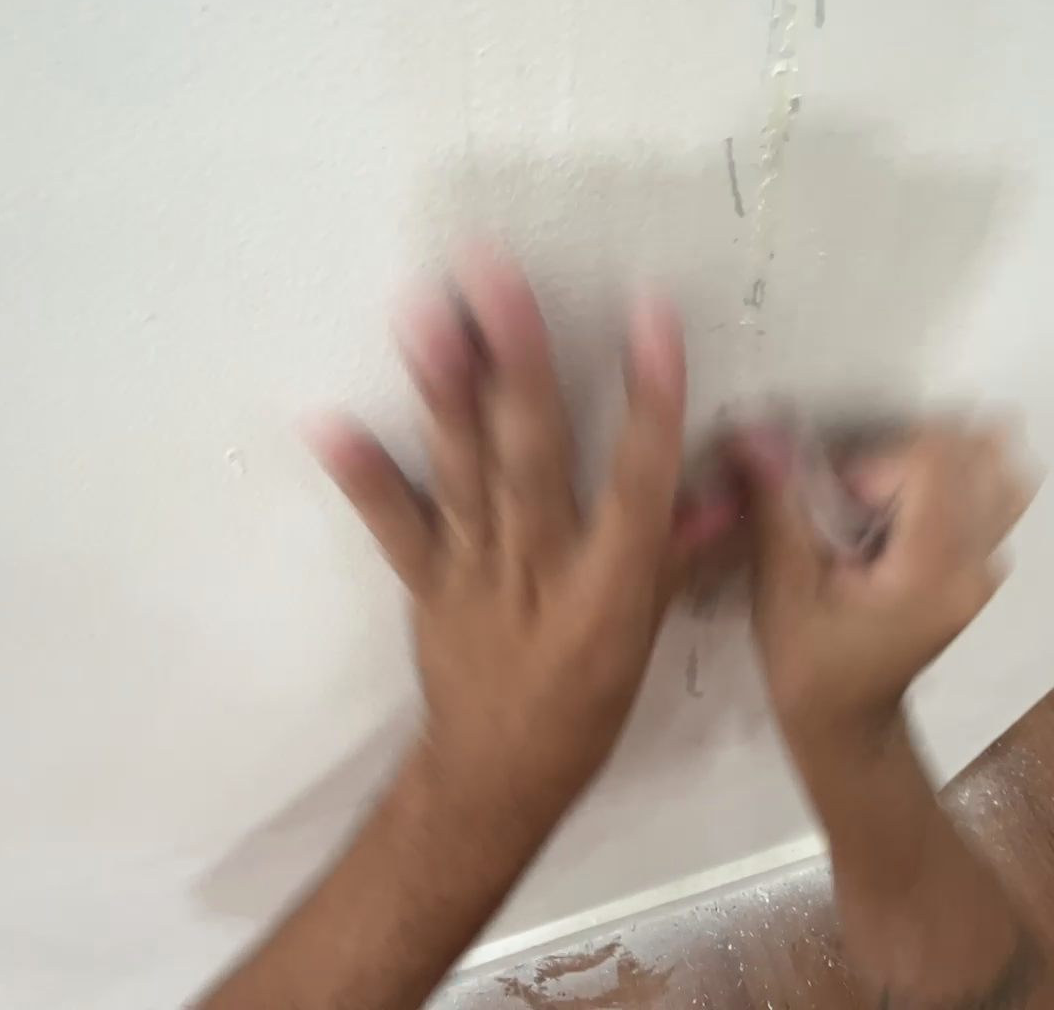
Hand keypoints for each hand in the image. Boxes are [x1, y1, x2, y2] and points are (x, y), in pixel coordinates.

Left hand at [307, 249, 731, 813]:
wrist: (497, 775)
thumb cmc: (587, 704)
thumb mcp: (647, 637)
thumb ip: (681, 554)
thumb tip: (728, 486)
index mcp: (611, 587)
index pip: (640, 481)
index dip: (650, 399)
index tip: (651, 315)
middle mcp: (541, 568)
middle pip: (533, 459)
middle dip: (519, 365)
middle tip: (494, 277)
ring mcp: (474, 573)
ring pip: (464, 475)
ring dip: (444, 392)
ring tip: (426, 314)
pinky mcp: (426, 582)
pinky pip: (395, 527)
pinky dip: (364, 476)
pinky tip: (326, 422)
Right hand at [732, 419, 1035, 754]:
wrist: (847, 724)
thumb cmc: (808, 663)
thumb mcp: (780, 588)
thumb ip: (777, 507)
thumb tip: (755, 437)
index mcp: (931, 570)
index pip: (932, 462)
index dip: (874, 458)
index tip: (831, 495)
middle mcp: (978, 564)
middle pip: (976, 456)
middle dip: (907, 449)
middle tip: (857, 481)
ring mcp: (988, 568)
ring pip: (997, 473)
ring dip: (940, 457)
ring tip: (887, 480)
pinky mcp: (980, 569)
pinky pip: (991, 498)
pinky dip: (956, 477)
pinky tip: (907, 495)